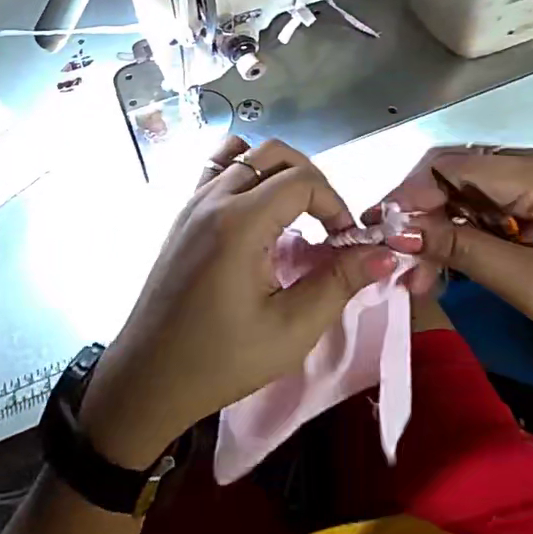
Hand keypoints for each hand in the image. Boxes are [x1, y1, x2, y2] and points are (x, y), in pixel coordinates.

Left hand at [79, 138, 395, 468]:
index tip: (344, 241)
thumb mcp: (291, 329)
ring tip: (293, 213)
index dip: (334, 204)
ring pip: (244, 153)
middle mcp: (212, 199)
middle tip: (325, 224)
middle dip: (312, 181)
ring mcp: (191, 202)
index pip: (302, 181)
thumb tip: (385, 253)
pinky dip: (244, 173)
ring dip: (279, 172)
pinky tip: (255, 212)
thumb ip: (339, 282)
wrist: (148, 380)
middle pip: (275, 153)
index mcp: (239, 223)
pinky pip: (215, 168)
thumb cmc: (221, 360)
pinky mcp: (181, 215)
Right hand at [379, 146, 532, 420]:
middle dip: (421, 214)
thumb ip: (463, 251)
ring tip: (416, 275)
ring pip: (465, 196)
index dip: (412, 194)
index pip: (455, 165)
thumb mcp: (531, 283)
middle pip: (456, 176)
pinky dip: (460, 239)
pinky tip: (443, 268)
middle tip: (396, 260)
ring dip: (437, 231)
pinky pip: (485, 213)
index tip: (380, 232)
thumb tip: (400, 231)